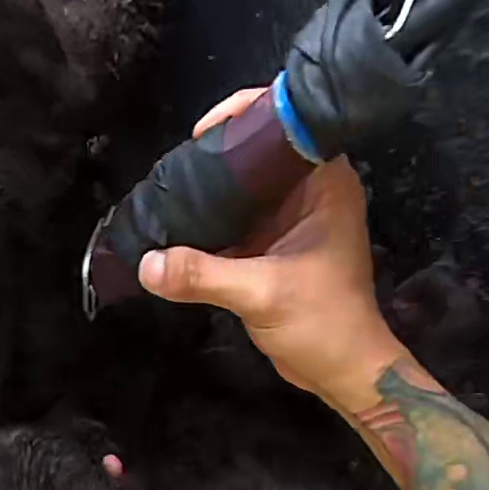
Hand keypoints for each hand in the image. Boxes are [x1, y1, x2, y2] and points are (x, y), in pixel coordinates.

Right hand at [137, 87, 408, 411]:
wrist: (343, 373)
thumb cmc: (323, 324)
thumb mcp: (263, 294)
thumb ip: (203, 275)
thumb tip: (145, 265)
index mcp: (323, 183)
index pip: (281, 123)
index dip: (240, 116)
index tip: (199, 137)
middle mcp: (307, 194)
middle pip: (253, 157)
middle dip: (211, 162)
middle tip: (169, 173)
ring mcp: (289, 223)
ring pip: (240, 194)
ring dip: (206, 199)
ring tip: (162, 198)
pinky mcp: (273, 250)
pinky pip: (234, 227)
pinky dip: (208, 231)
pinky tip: (173, 231)